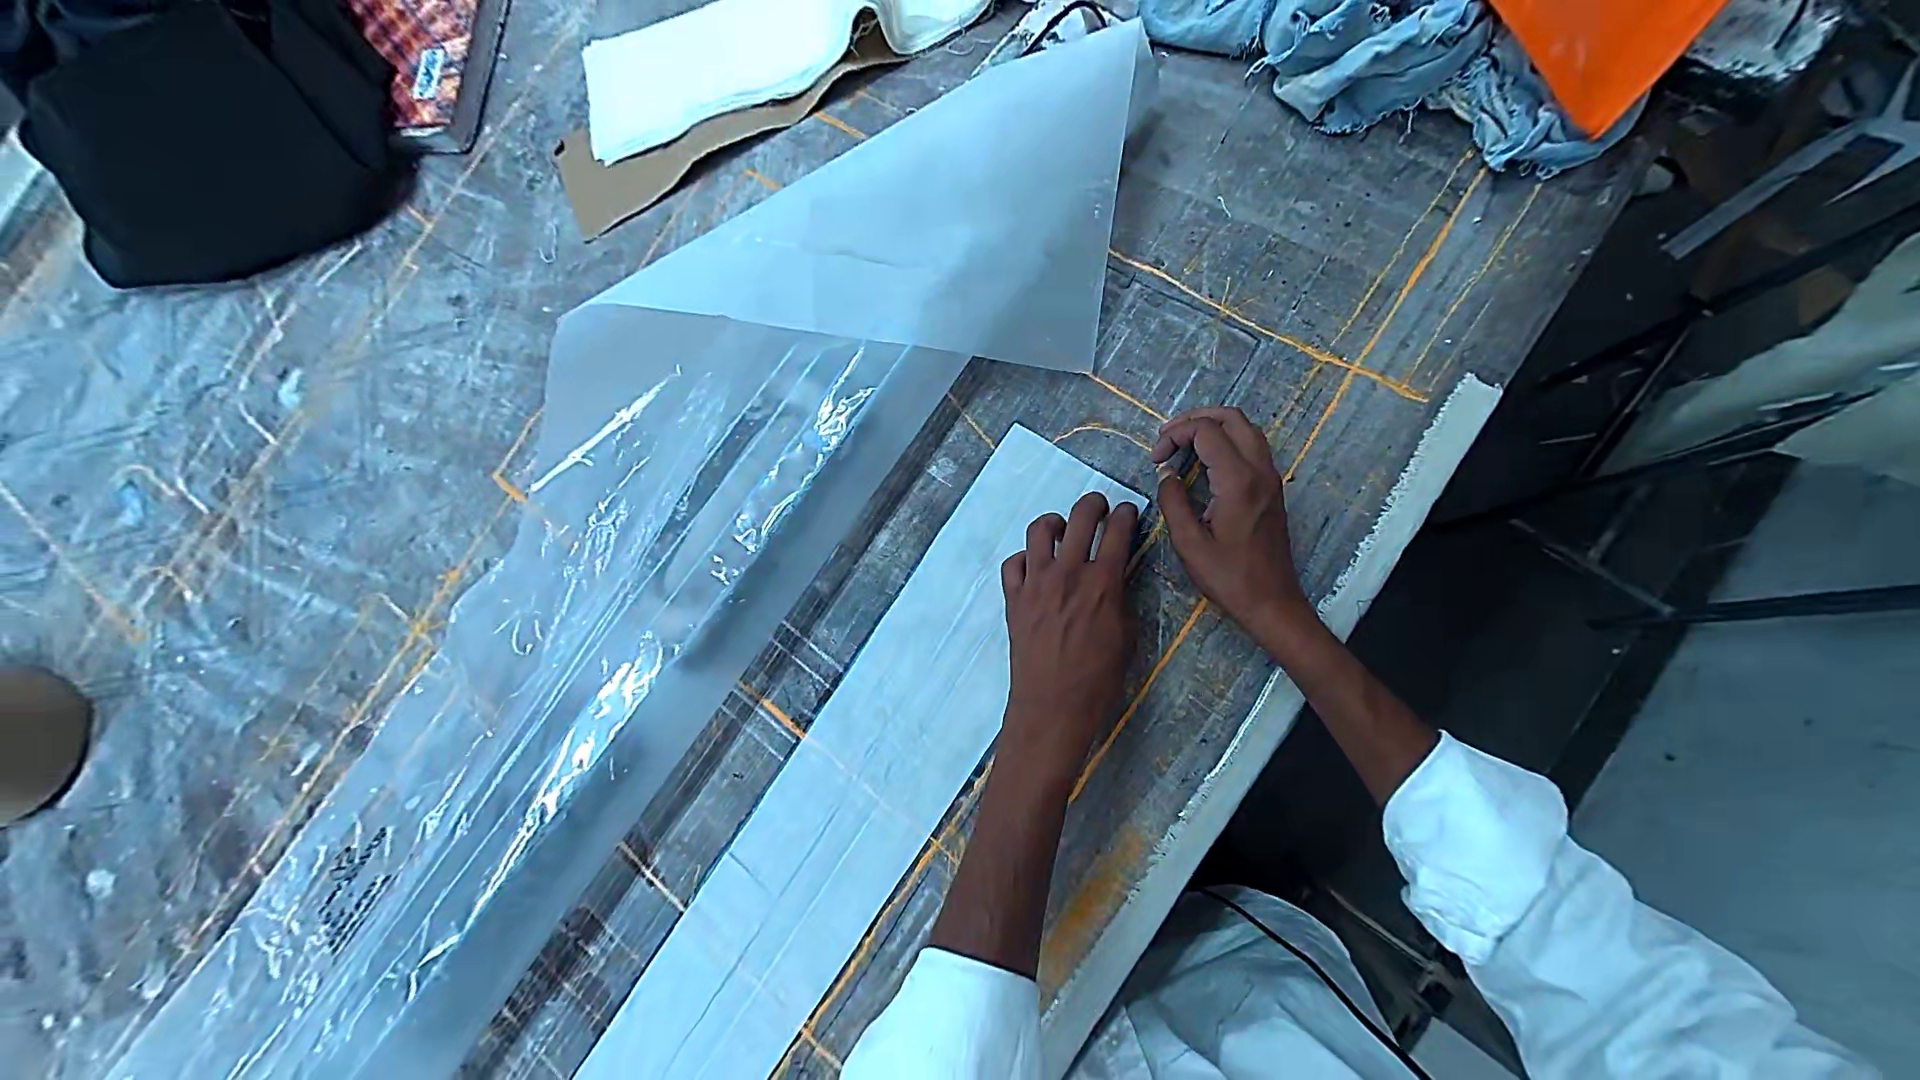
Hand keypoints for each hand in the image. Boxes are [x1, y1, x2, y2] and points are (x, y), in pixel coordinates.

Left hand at [1000, 491, 1139, 782]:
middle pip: (1080, 517)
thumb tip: (1116, 578)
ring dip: (1055, 523)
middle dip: (1093, 504)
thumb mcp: (1126, 637)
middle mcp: (1067, 574)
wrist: (1053, 706)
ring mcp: (1035, 584)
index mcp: (1102, 584)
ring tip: (1062, 529)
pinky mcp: (1013, 599)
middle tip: (1099, 507)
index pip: (1117, 532)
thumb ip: (1120, 598)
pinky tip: (1034, 567)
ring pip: (1040, 530)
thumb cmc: (1098, 680)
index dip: (1125, 515)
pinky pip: (1013, 563)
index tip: (1127, 512)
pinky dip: (1025, 559)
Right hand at [1153, 407, 1317, 649]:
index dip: (1175, 435)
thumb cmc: (1228, 576)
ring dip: (1213, 427)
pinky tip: (1203, 462)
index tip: (1155, 459)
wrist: (1272, 601)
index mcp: (1238, 481)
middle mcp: (1260, 471)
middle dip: (1195, 419)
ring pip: (1245, 429)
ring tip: (1182, 443)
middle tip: (1166, 438)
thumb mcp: (1189, 543)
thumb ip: (1173, 501)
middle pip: (1232, 418)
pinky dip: (1225, 441)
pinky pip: (1251, 447)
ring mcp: (1270, 478)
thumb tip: (1166, 473)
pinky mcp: (1271, 488)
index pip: (1206, 432)